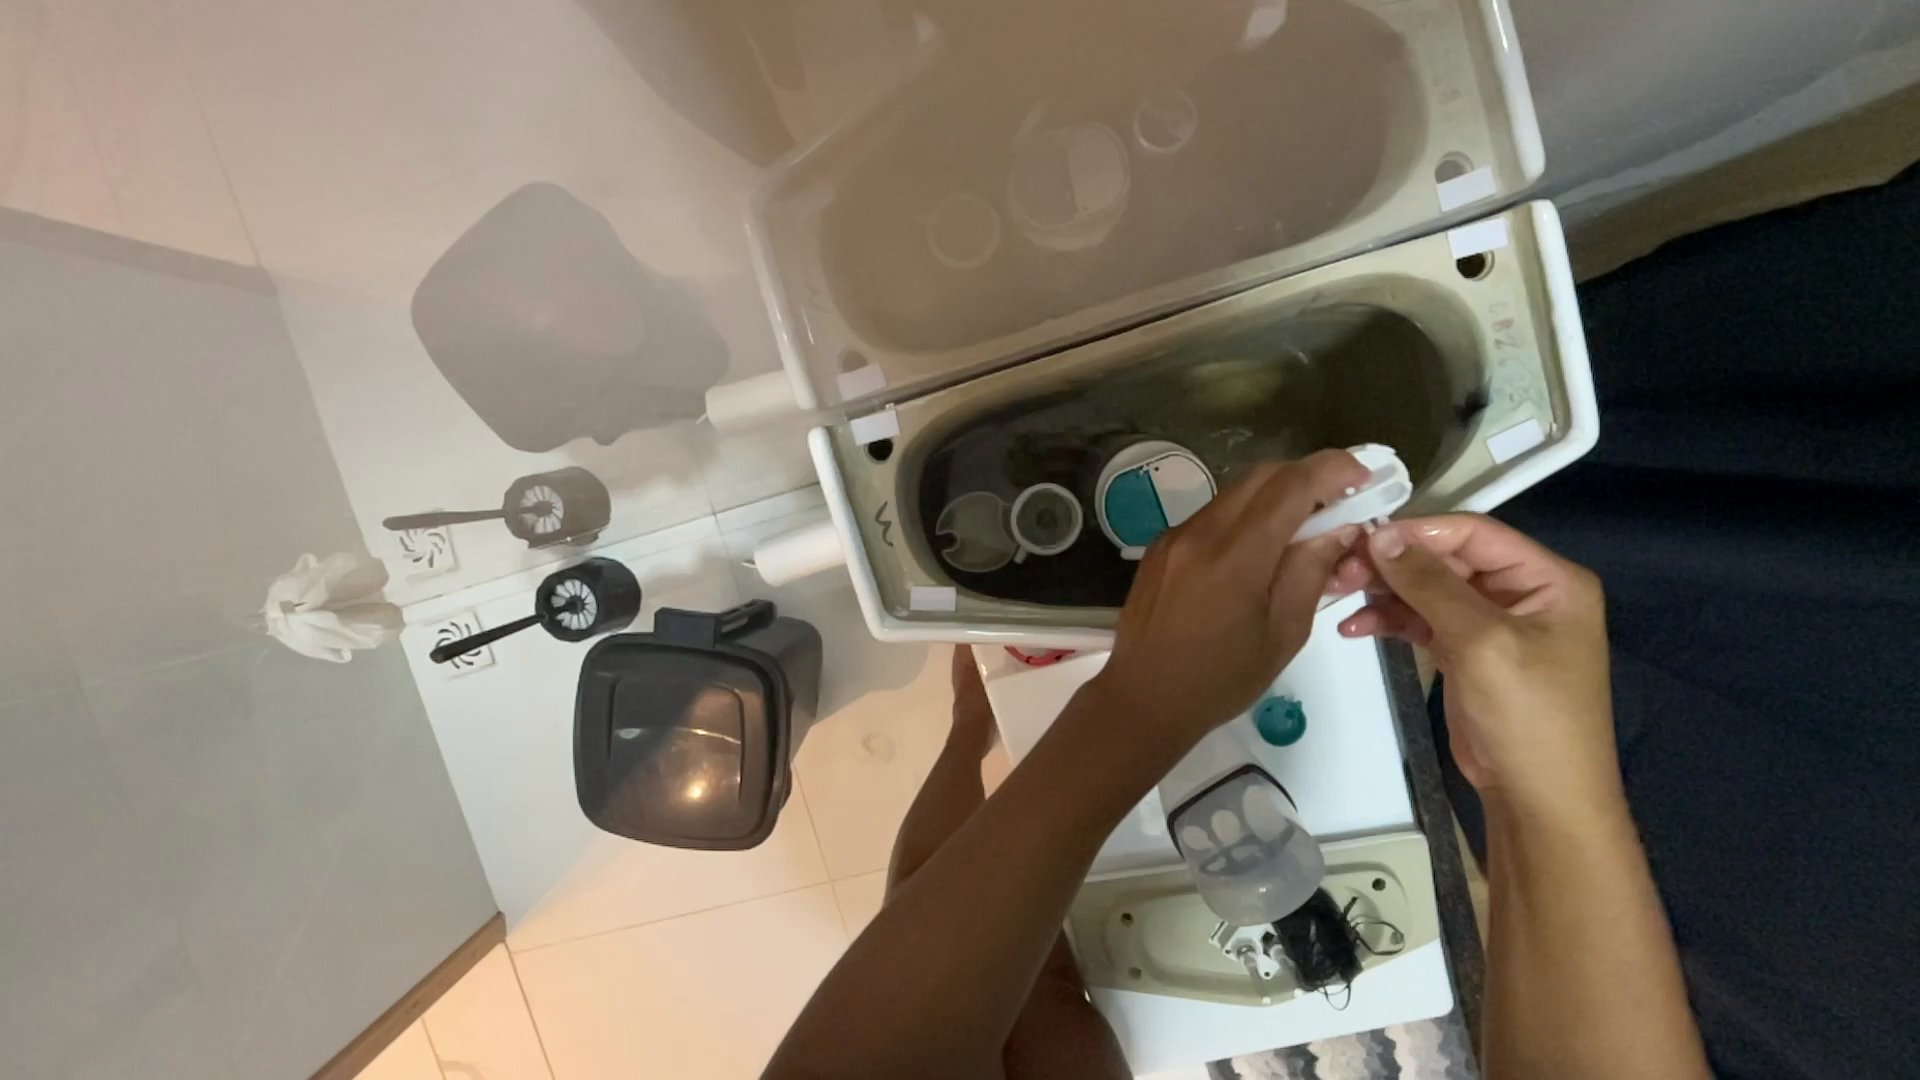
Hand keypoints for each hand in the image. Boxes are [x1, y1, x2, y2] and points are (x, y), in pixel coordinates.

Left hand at [1084, 450, 1370, 757]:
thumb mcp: (1283, 633)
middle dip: (1306, 478)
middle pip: (1259, 477)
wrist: (1143, 698)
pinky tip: (1259, 550)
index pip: (1290, 486)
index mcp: (1234, 556)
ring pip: (1232, 494)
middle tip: (1339, 502)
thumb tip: (1340, 528)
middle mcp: (1199, 533)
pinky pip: (1210, 517)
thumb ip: (1311, 571)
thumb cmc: (1220, 679)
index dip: (1333, 469)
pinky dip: (1242, 518)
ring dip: (1273, 497)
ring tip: (1303, 528)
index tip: (1363, 475)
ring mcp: (1173, 538)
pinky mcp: (1159, 549)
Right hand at [1335, 514, 1622, 815]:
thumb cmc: (1526, 713)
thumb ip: (1429, 583)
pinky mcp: (1463, 650)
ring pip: (1424, 588)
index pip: (1473, 533)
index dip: (1418, 531)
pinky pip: (1418, 620)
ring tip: (1337, 595)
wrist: (1537, 796)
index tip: (1363, 538)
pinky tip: (1354, 628)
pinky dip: (1387, 620)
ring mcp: (1489, 623)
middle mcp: (1520, 592)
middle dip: (1392, 564)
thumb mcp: (1479, 640)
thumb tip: (1380, 534)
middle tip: (1341, 570)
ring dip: (1382, 591)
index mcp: (1546, 579)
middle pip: (1444, 559)